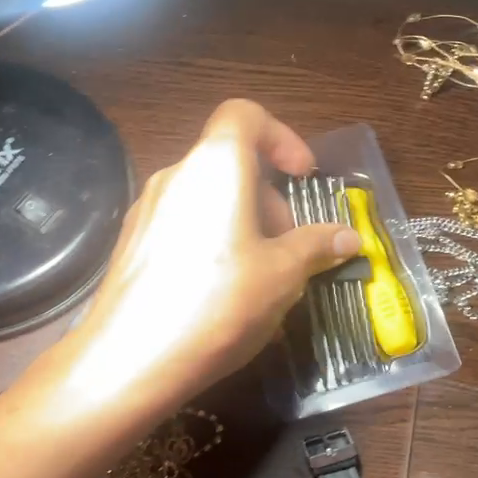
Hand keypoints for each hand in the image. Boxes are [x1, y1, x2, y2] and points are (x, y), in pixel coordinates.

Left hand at [56, 100, 358, 412]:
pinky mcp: (132, 245)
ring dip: (245, 226)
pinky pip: (185, 227)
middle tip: (292, 249)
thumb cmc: (217, 304)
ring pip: (208, 199)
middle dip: (269, 199)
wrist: (128, 362)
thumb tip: (348, 236)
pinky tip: (225, 297)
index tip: (302, 177)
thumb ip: (316, 247)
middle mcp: (174, 177)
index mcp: (214, 167)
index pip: (245, 115)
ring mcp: (146, 211)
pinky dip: (214, 244)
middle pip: (230, 163)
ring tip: (263, 280)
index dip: (282, 137)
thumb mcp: (282, 276)